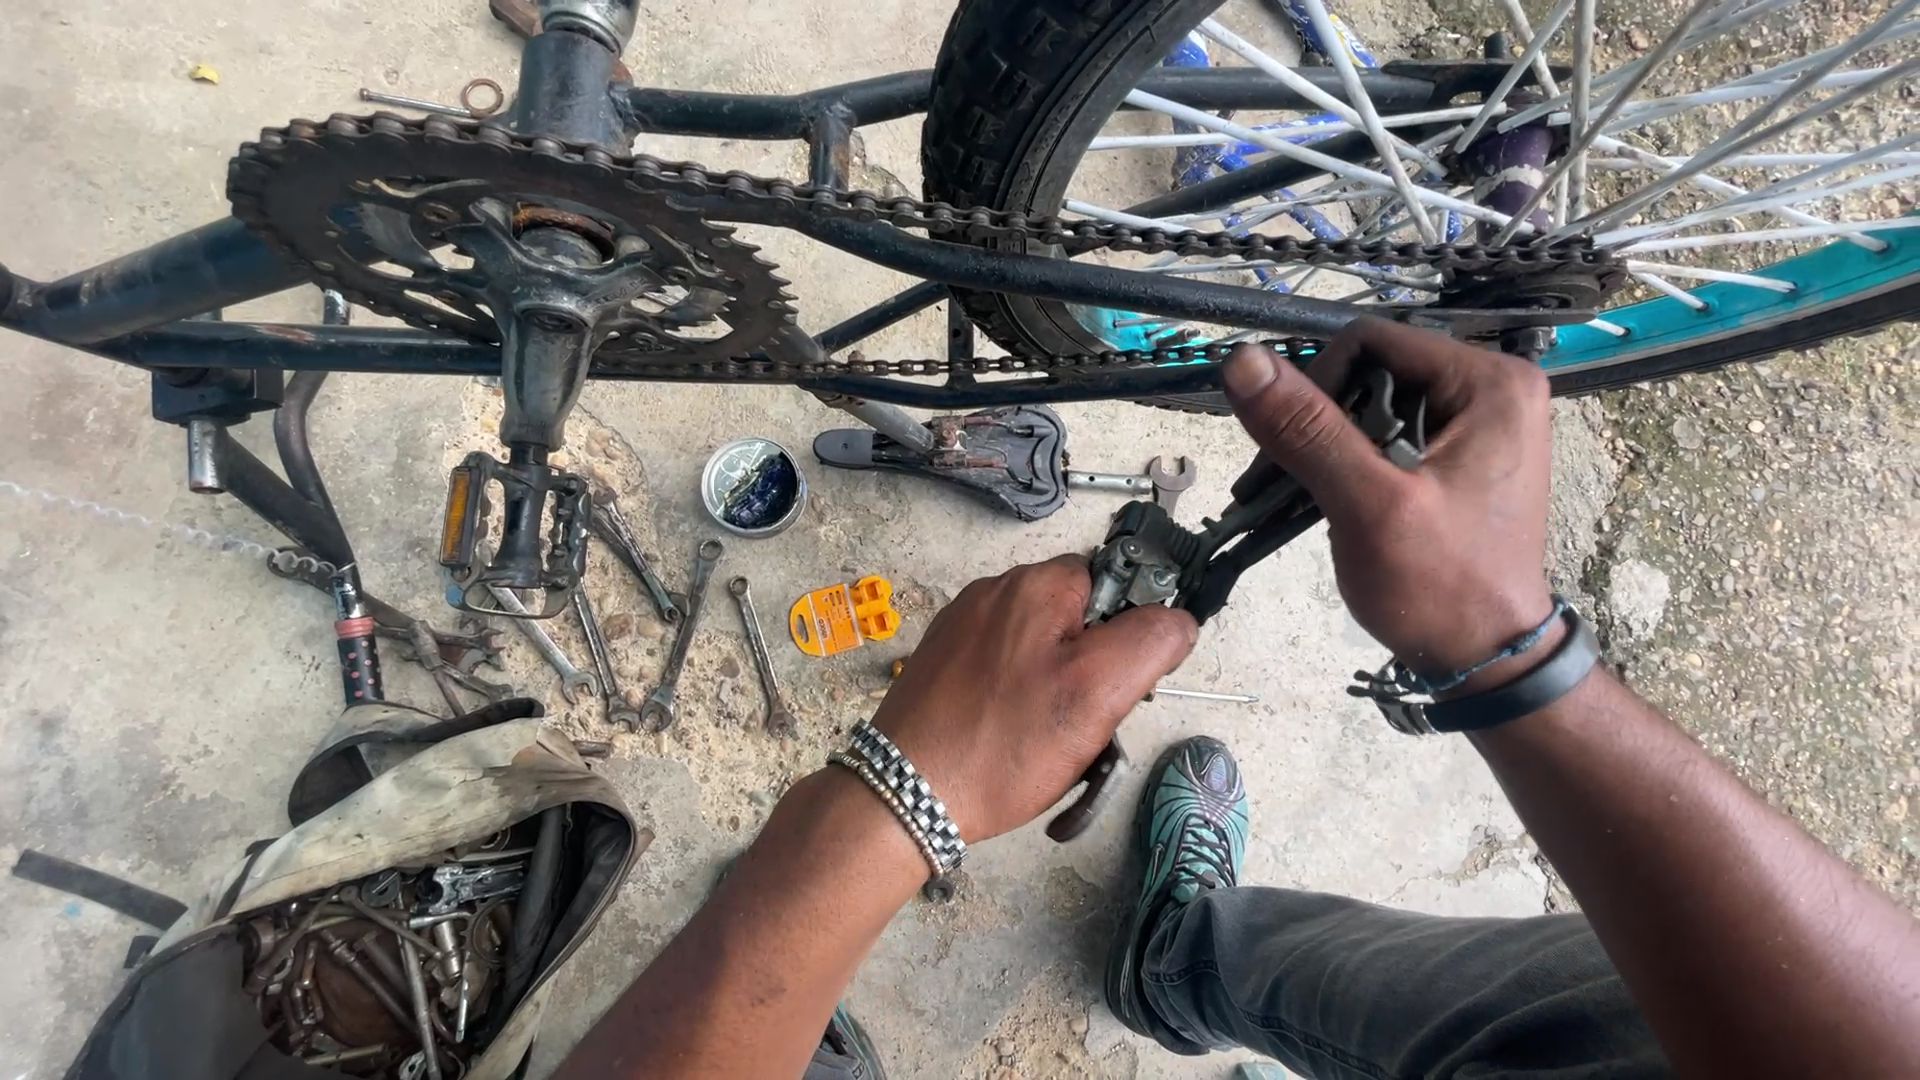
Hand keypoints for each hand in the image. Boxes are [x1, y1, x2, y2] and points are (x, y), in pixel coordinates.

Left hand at [870, 555, 1196, 841]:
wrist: (905, 792)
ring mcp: (962, 624)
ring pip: (1039, 644)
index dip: (1130, 629)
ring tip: (1047, 736)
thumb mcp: (1099, 691)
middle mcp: (994, 591)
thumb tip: (1177, 618)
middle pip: (1075, 614)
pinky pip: (1003, 665)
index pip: (1113, 580)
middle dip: (1093, 664)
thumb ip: (1150, 641)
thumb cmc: (1004, 743)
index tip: (1123, 680)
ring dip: (1058, 684)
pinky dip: (1018, 694)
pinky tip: (1011, 734)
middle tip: (1084, 719)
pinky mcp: (942, 658)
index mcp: (1035, 584)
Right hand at [1221, 317, 1557, 687]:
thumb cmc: (1438, 585)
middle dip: (1308, 423)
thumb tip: (1241, 361)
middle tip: (1273, 481)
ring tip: (1278, 495)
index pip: (1371, 343)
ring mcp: (1469, 426)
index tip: (1284, 449)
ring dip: (1312, 447)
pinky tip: (1305, 497)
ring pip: (1362, 407)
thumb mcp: (1368, 504)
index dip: (1312, 386)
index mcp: (1488, 384)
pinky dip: (1333, 464)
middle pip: (1366, 374)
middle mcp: (1485, 391)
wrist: (1483, 659)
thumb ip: (1307, 430)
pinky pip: (1375, 439)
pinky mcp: (1446, 459)